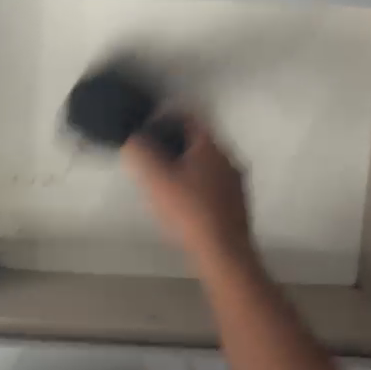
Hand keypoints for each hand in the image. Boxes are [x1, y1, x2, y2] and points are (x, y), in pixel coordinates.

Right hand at [122, 118, 254, 265]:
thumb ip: (140, 153)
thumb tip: (133, 140)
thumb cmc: (189, 210)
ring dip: (188, 165)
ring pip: (208, 164)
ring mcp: (236, 184)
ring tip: (166, 177)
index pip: (190, 119)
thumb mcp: (155, 178)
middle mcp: (228, 160)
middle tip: (155, 152)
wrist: (224, 252)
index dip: (168, 118)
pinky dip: (198, 185)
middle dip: (177, 143)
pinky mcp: (237, 206)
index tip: (152, 124)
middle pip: (200, 142)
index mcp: (211, 147)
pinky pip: (214, 184)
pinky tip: (184, 201)